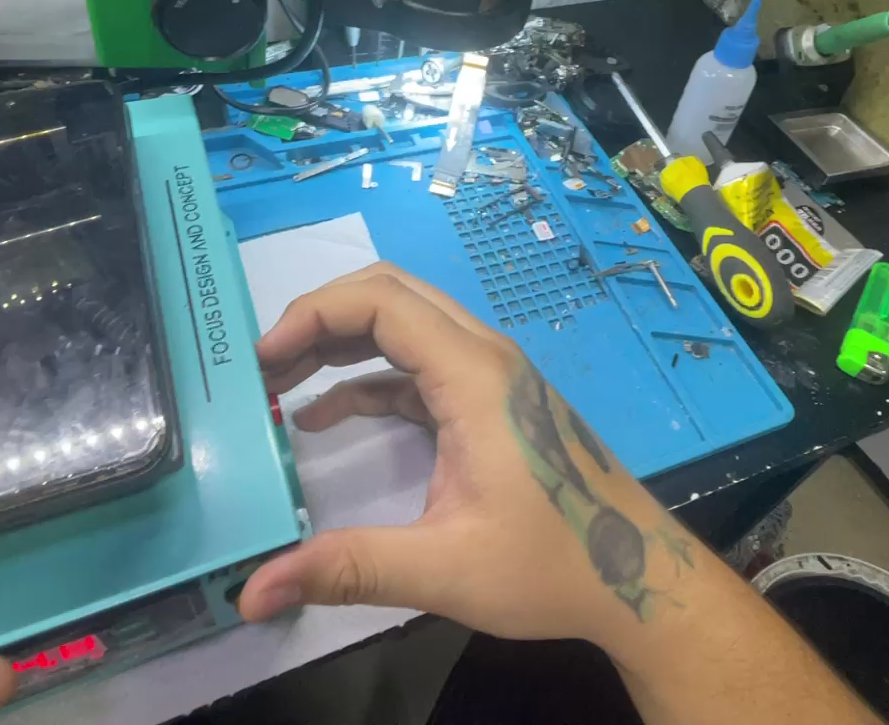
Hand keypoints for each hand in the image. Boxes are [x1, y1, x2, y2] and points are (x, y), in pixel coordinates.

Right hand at [234, 264, 699, 655]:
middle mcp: (481, 354)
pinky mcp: (486, 397)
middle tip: (266, 366)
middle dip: (322, 317)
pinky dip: (368, 377)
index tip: (263, 360)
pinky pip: (417, 365)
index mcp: (473, 374)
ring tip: (282, 381)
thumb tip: (252, 593)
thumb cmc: (552, 562)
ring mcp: (487, 372)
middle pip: (391, 294)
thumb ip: (348, 570)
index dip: (315, 315)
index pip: (383, 302)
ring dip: (343, 341)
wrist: (636, 574)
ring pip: (405, 322)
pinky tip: (327, 413)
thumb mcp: (445, 568)